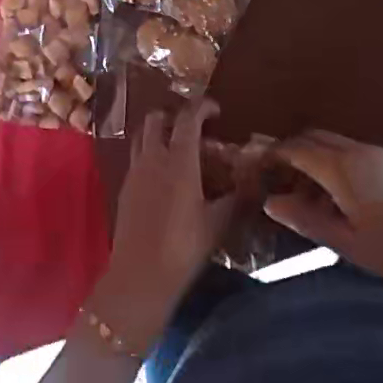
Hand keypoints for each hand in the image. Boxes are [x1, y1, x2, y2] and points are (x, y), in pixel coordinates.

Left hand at [92, 98, 235, 346]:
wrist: (139, 274)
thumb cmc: (183, 247)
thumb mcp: (219, 222)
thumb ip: (239, 196)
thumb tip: (258, 178)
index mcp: (178, 160)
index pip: (188, 118)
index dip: (202, 107)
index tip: (216, 110)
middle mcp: (152, 157)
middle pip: (157, 119)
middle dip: (175, 116)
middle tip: (195, 128)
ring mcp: (134, 170)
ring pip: (143, 136)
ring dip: (159, 132)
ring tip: (179, 147)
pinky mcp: (125, 186)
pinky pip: (137, 157)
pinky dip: (150, 153)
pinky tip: (164, 175)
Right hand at [263, 129, 382, 295]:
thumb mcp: (346, 243)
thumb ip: (304, 219)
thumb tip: (271, 202)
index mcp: (344, 168)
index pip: (295, 148)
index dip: (270, 155)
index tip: (252, 167)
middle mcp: (359, 151)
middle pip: (311, 137)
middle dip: (288, 151)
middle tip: (271, 176)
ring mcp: (378, 154)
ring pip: (331, 143)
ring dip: (310, 157)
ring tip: (298, 192)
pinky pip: (349, 152)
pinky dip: (330, 164)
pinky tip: (330, 196)